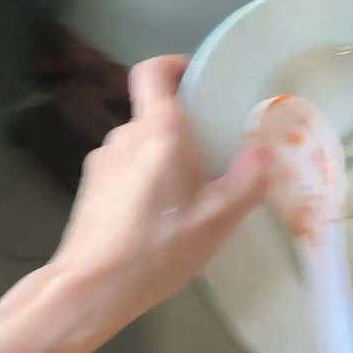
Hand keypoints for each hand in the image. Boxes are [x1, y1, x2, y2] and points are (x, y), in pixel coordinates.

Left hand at [44, 55, 268, 351]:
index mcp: (159, 129)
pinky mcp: (90, 185)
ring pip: (141, 144)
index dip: (174, 64)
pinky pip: (125, 167)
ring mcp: (103, 159)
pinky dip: (143, 179)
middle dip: (183, 128)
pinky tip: (155, 219)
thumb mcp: (217, 219)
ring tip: (185, 199)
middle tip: (210, 158)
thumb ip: (247, 180)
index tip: (197, 79)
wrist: (90, 287)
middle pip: (154, 112)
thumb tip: (262, 151)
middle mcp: (126, 134)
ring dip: (162, 158)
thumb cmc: (158, 246)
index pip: (153, 70)